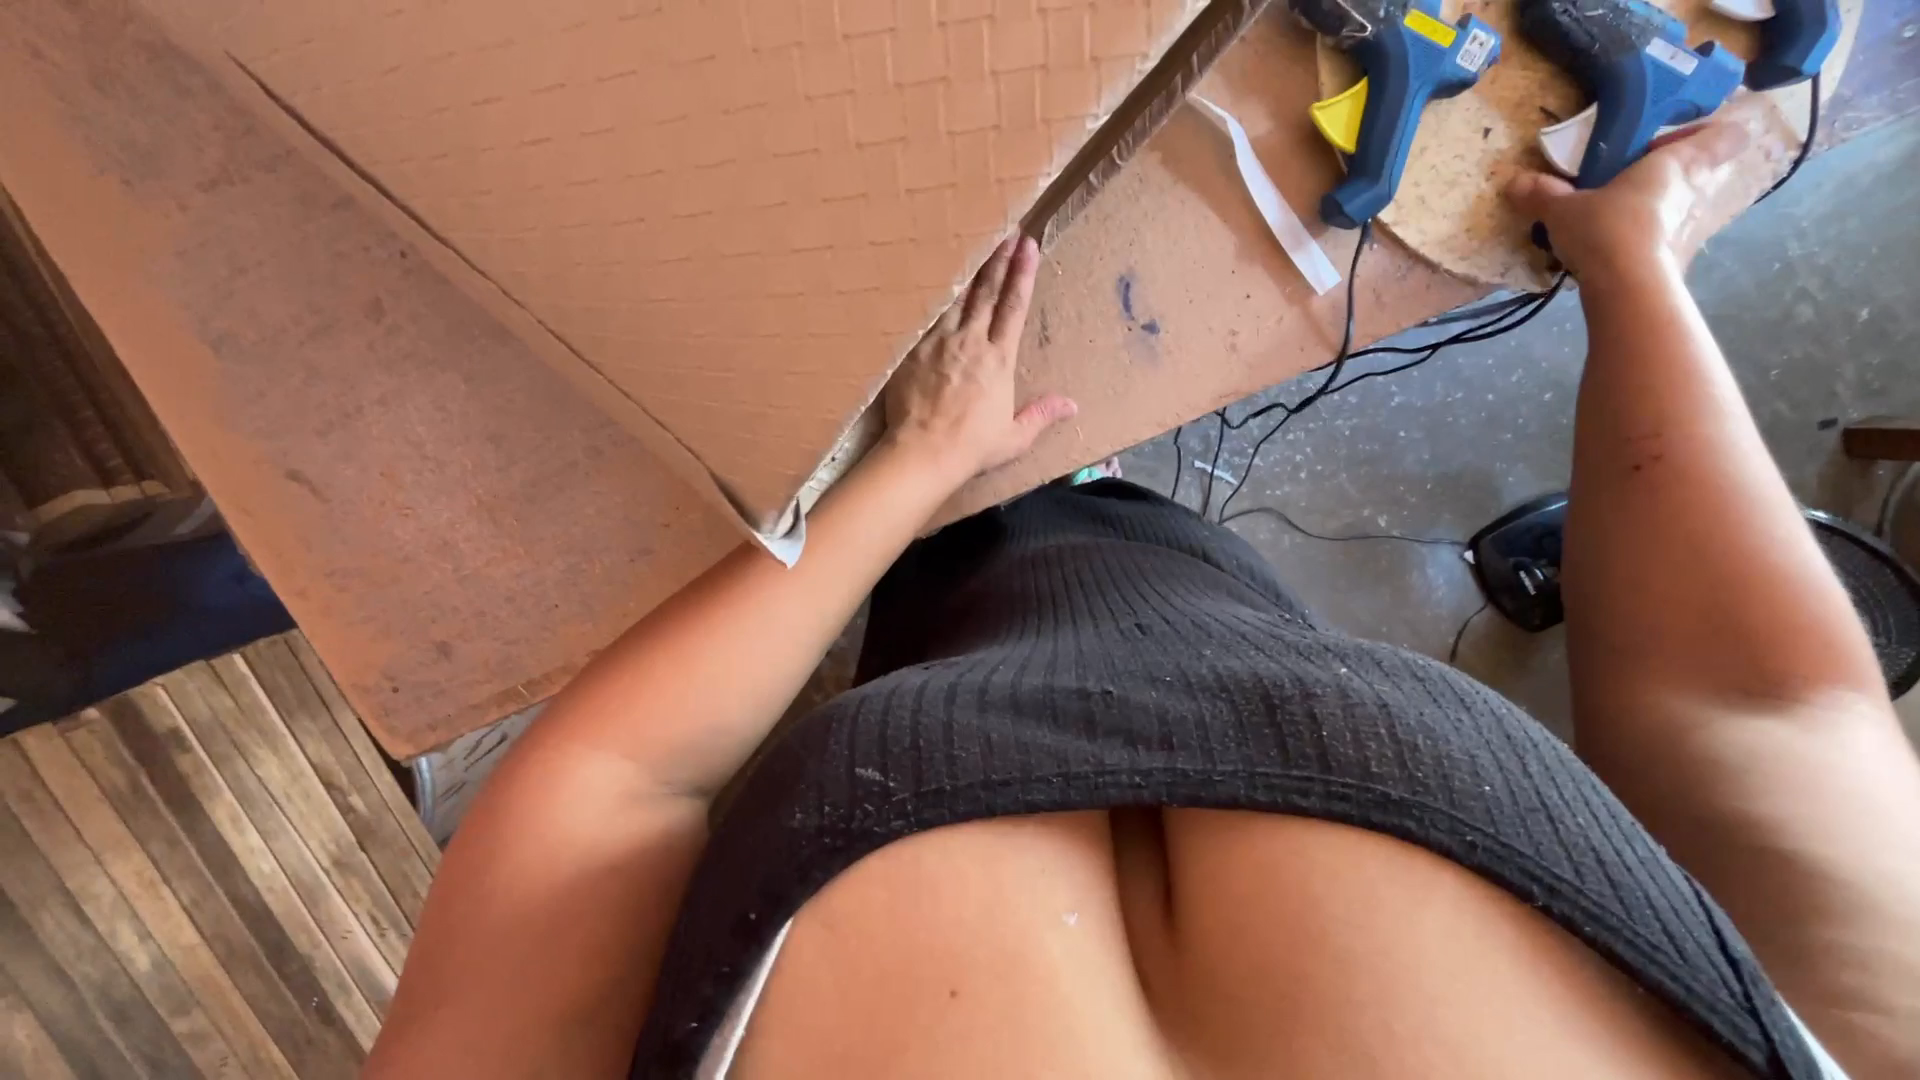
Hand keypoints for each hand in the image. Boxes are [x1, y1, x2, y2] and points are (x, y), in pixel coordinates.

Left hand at [880, 233, 1077, 486]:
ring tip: (975, 248)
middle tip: (1007, 233)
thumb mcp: (1014, 437)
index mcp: (999, 360)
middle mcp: (970, 342)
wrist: (923, 452)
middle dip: (1000, 260)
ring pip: (956, 299)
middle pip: (987, 292)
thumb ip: (1042, 415)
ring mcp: (939, 343)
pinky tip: (936, 286)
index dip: (1023, 274)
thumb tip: (1071, 405)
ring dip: (969, 273)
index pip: (1014, 306)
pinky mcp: (913, 351)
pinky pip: (927, 317)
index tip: (1029, 247)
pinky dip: (936, 299)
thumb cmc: (971, 448)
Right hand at [1505, 115, 1755, 278]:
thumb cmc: (1606, 229)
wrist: (1628, 285)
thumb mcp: (1563, 210)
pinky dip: (1654, 245)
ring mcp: (1697, 227)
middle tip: (1637, 187)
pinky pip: (1674, 242)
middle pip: (1710, 171)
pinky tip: (1623, 256)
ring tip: (1626, 224)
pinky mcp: (1684, 259)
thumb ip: (1542, 195)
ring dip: (1666, 212)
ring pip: (1693, 208)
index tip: (1658, 149)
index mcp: (1678, 162)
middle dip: (1679, 177)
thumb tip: (1514, 182)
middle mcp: (1699, 190)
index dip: (1700, 134)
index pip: (1724, 134)